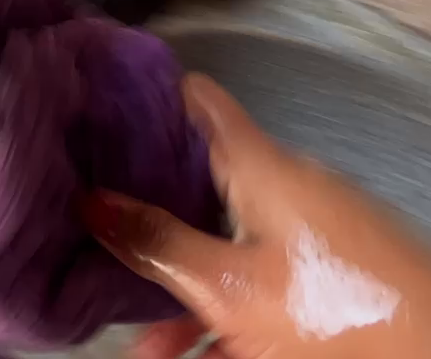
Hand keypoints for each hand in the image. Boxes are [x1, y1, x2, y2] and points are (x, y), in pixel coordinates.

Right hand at [84, 76, 430, 358]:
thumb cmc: (341, 319)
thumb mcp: (232, 290)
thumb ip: (158, 244)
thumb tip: (90, 200)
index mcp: (261, 164)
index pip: (194, 98)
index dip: (144, 97)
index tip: (97, 116)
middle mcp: (285, 182)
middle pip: (201, 176)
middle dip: (150, 214)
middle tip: (100, 240)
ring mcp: (314, 228)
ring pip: (228, 237)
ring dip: (184, 283)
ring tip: (142, 344)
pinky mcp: (337, 270)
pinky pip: (264, 271)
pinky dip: (227, 305)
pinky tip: (196, 354)